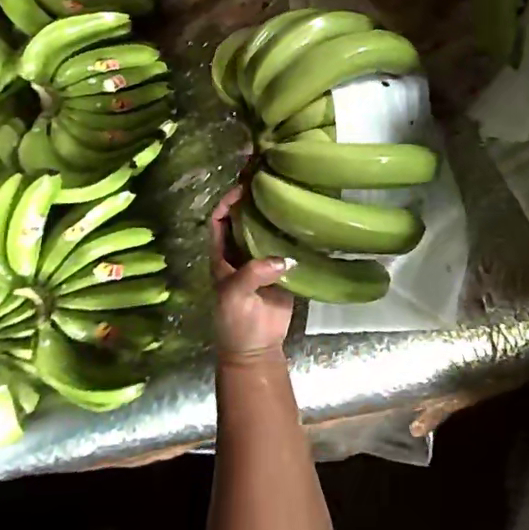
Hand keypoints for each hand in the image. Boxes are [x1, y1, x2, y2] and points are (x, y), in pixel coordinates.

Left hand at [208, 186, 293, 363]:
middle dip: (255, 200)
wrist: (256, 349)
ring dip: (278, 213)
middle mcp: (242, 253)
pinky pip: (290, 247)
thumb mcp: (235, 296)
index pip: (219, 221)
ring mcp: (264, 261)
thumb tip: (284, 259)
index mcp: (222, 256)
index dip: (227, 202)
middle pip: (245, 220)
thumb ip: (253, 274)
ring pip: (268, 230)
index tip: (244, 187)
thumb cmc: (235, 322)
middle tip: (273, 179)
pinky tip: (310, 219)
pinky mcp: (285, 270)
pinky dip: (297, 233)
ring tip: (295, 192)